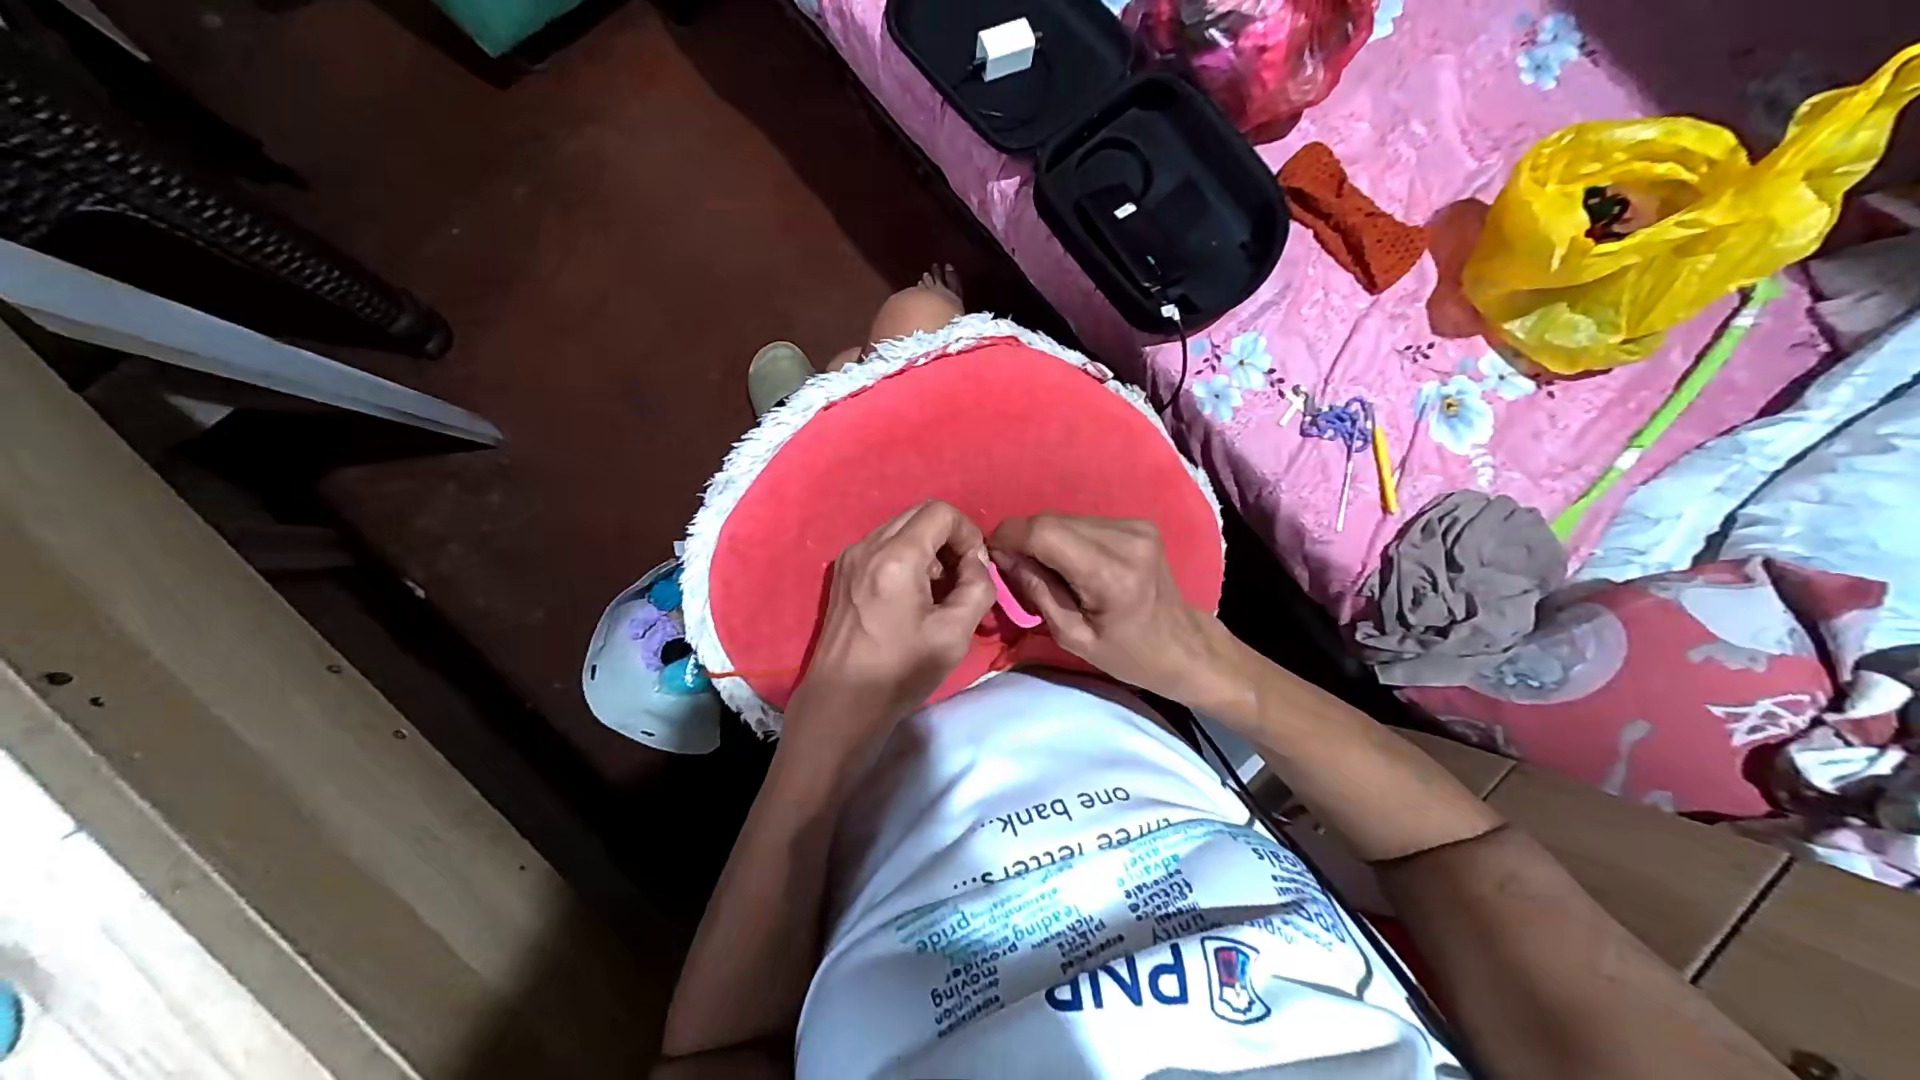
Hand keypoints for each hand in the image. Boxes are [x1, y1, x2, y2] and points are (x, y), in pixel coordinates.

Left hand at [789, 501, 996, 744]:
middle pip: (919, 515)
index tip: (975, 569)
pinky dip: (906, 558)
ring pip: (900, 529)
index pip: (941, 512)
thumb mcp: (955, 633)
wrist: (842, 702)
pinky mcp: (842, 573)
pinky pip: (883, 547)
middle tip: (961, 578)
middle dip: (949, 539)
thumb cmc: (900, 671)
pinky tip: (911, 596)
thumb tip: (976, 564)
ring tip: (938, 591)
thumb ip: (978, 587)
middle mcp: (868, 546)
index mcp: (896, 557)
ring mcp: (850, 558)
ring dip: (928, 549)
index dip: (968, 534)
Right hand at [990, 515, 1241, 710]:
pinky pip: (1082, 522)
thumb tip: (1003, 556)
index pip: (1044, 533)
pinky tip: (1069, 564)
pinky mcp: (1138, 522)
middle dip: (1023, 540)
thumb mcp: (1073, 636)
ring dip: (1044, 539)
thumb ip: (1036, 591)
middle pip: (1051, 521)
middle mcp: (1126, 538)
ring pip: (1064, 518)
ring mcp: (1135, 525)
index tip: (992, 555)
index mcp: (1111, 574)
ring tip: (1043, 570)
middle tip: (1013, 568)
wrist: (1183, 645)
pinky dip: (1065, 539)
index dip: (1009, 537)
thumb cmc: (1128, 654)